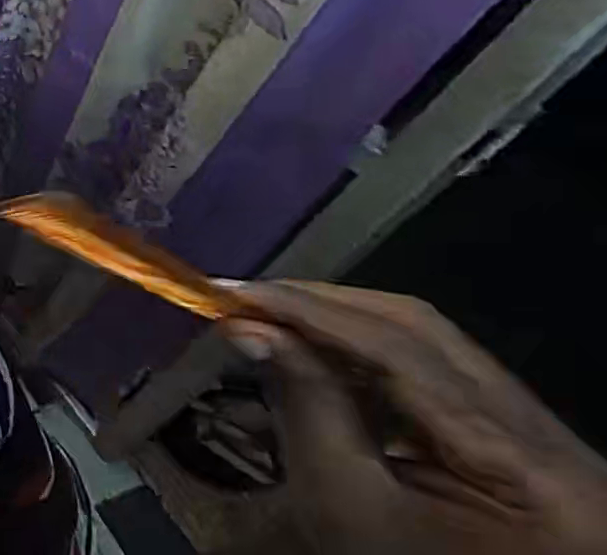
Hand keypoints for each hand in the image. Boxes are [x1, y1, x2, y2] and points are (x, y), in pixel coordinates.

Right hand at [225, 282, 606, 554]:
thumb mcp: (344, 498)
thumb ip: (305, 402)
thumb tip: (249, 326)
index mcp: (533, 468)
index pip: (404, 352)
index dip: (309, 311)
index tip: (231, 291)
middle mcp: (556, 440)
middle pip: (422, 332)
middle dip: (322, 305)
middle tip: (247, 298)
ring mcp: (541, 437)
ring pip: (426, 342)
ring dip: (336, 322)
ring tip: (268, 317)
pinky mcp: (514, 439)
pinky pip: (432, 372)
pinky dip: (359, 352)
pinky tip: (310, 352)